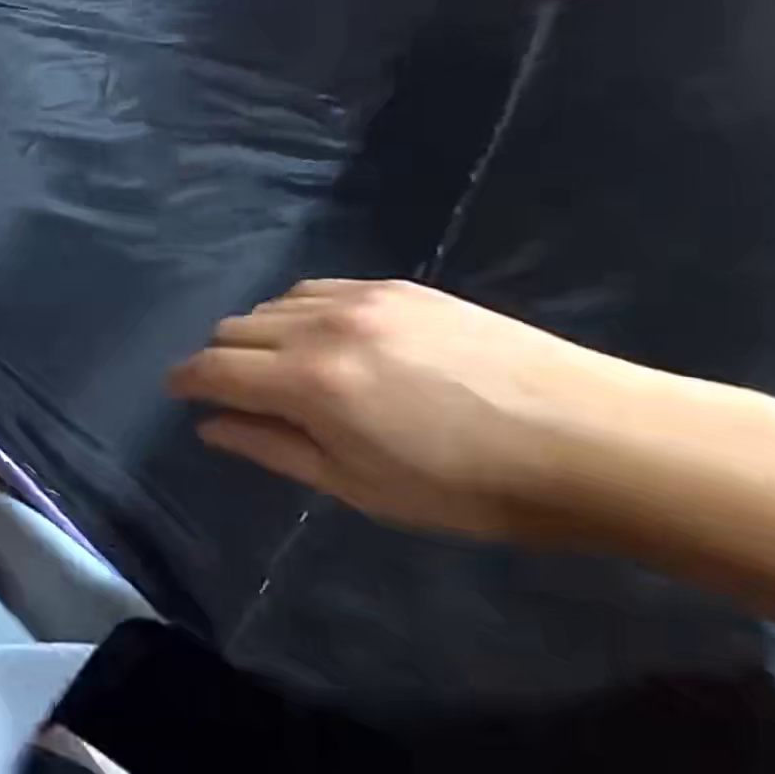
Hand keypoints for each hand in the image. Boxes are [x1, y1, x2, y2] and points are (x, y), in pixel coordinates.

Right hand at [167, 279, 677, 539]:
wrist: (599, 441)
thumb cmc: (470, 487)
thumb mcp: (358, 486)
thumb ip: (271, 448)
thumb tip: (210, 427)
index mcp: (309, 383)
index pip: (214, 369)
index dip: (185, 380)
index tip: (176, 392)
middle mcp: (321, 328)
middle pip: (233, 329)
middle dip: (220, 360)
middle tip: (237, 392)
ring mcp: (360, 299)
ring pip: (270, 304)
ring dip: (258, 334)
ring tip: (284, 366)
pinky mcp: (396, 286)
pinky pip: (315, 289)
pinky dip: (297, 313)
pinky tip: (326, 338)